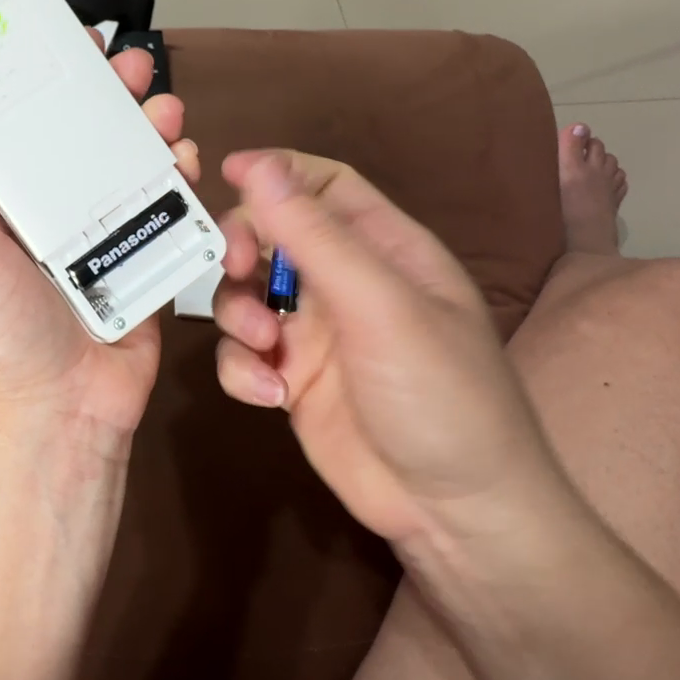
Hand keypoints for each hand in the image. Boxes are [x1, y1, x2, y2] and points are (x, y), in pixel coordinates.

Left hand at [0, 38, 199, 437]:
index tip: (57, 31)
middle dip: (105, 87)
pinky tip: (184, 156)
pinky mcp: (141, 248)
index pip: (13, 114)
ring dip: (148, 119)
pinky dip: (178, 169)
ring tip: (162, 105)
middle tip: (126, 61)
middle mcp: (47, 201)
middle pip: (79, 125)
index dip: (34, 68)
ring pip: (128, 152)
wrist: (60, 409)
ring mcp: (98, 223)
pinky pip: (164, 196)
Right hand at [210, 150, 567, 544]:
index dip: (277, 171)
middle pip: (272, 235)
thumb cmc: (440, 394)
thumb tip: (258, 165)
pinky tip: (270, 397)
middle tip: (233, 267)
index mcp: (385, 249)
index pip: (324, 185)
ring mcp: (316, 333)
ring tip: (263, 347)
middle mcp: (346, 283)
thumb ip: (315, 235)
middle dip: (244, 247)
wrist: (454, 513)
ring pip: (246, 295)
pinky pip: (243, 354)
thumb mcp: (379, 305)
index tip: (225, 169)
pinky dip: (242, 369)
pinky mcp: (292, 379)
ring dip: (237, 314)